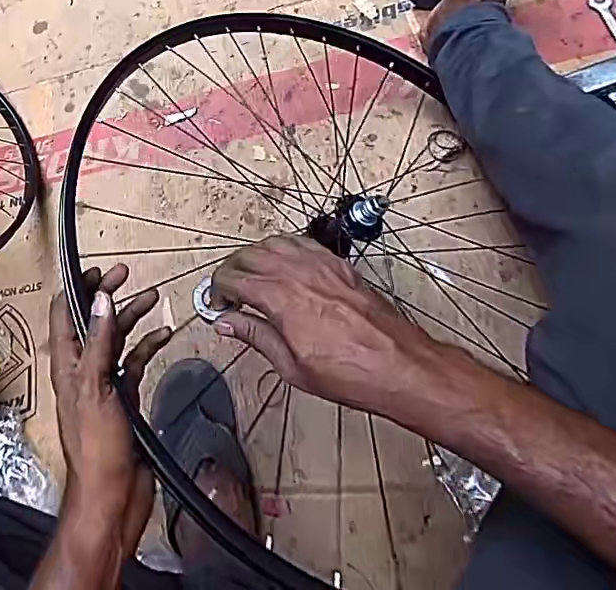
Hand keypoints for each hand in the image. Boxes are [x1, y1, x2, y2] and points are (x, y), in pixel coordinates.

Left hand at [47, 265, 172, 543]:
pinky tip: (163, 335)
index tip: (97, 270)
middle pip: (94, 319)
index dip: (79, 288)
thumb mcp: (96, 388)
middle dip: (108, 294)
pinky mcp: (124, 395)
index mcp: (68, 363)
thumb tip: (101, 300)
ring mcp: (104, 381)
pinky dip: (148, 345)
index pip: (66, 313)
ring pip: (117, 337)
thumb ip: (99, 341)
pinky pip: (135, 360)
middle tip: (124, 273)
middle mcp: (83, 367)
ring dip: (132, 315)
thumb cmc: (96, 450)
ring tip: (152, 297)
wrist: (112, 497)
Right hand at [211, 236, 449, 418]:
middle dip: (231, 271)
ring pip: (271, 243)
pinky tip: (283, 264)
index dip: (216, 290)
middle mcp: (295, 271)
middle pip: (247, 256)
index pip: (232, 279)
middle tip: (228, 292)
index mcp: (279, 297)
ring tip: (252, 277)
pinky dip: (282, 248)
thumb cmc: (348, 372)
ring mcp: (317, 262)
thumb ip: (255, 336)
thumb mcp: (291, 366)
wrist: (398, 364)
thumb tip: (225, 323)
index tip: (217, 305)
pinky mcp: (335, 262)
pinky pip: (299, 241)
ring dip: (254, 256)